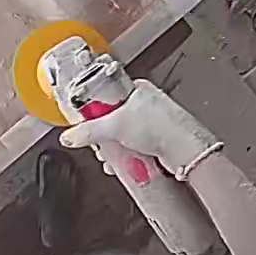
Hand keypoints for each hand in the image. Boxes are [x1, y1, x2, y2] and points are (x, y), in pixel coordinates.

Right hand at [59, 80, 218, 179]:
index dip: (93, 111)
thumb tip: (69, 135)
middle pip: (112, 119)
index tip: (84, 122)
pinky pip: (134, 147)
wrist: (186, 150)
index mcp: (136, 89)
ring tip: (110, 158)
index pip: (105, 95)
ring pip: (123, 136)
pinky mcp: (156, 140)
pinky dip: (126, 157)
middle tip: (98, 145)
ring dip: (114, 149)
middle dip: (103, 136)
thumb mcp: (115, 126)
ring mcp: (151, 123)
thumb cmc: (161, 127)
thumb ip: (88, 131)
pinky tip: (122, 165)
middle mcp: (144, 104)